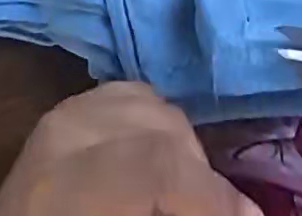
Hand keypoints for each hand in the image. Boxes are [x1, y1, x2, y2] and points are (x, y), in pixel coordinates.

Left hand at [0, 82, 259, 215]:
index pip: (156, 165)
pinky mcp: (66, 109)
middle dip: (202, 175)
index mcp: (65, 183)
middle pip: (162, 126)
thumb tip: (238, 210)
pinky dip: (155, 125)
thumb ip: (169, 208)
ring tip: (186, 191)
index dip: (213, 196)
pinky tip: (158, 160)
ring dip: (180, 148)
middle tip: (221, 212)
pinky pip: (129, 96)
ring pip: (151, 103)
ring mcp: (63, 112)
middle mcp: (63, 132)